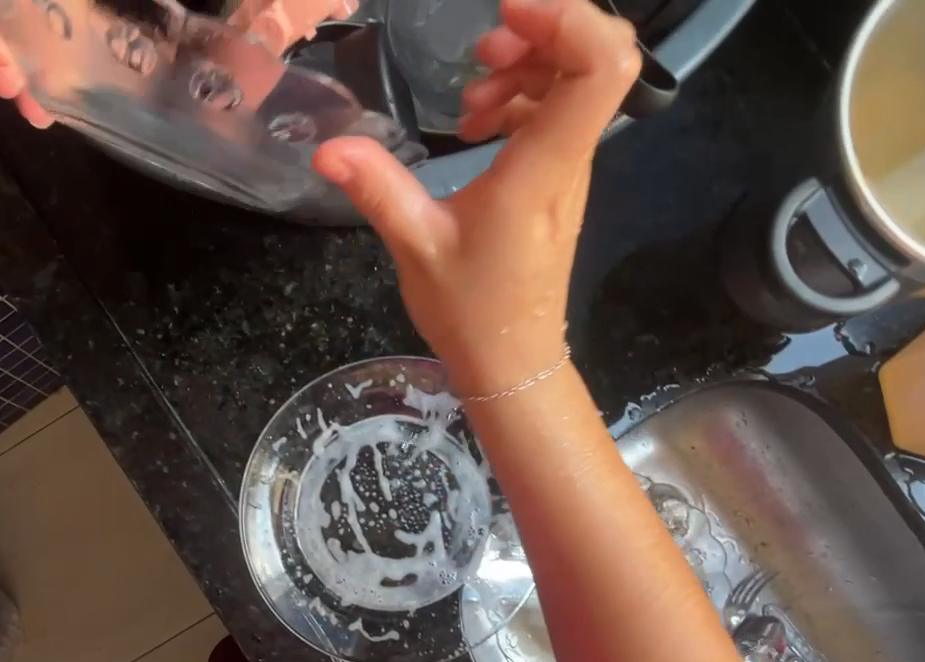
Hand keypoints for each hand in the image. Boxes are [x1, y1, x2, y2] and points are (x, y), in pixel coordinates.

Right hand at [311, 0, 637, 394]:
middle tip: (480, 56)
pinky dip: (524, 103)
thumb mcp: (415, 247)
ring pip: (576, 86)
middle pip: (593, 59)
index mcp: (539, 170)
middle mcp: (567, 162)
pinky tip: (479, 129)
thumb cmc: (469, 311)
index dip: (566, 16)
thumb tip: (325, 147)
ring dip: (526, 70)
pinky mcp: (558, 186)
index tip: (506, 14)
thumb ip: (377, 188)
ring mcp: (568, 173)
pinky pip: (559, 118)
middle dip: (538, 34)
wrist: (511, 362)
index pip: (599, 64)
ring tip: (470, 102)